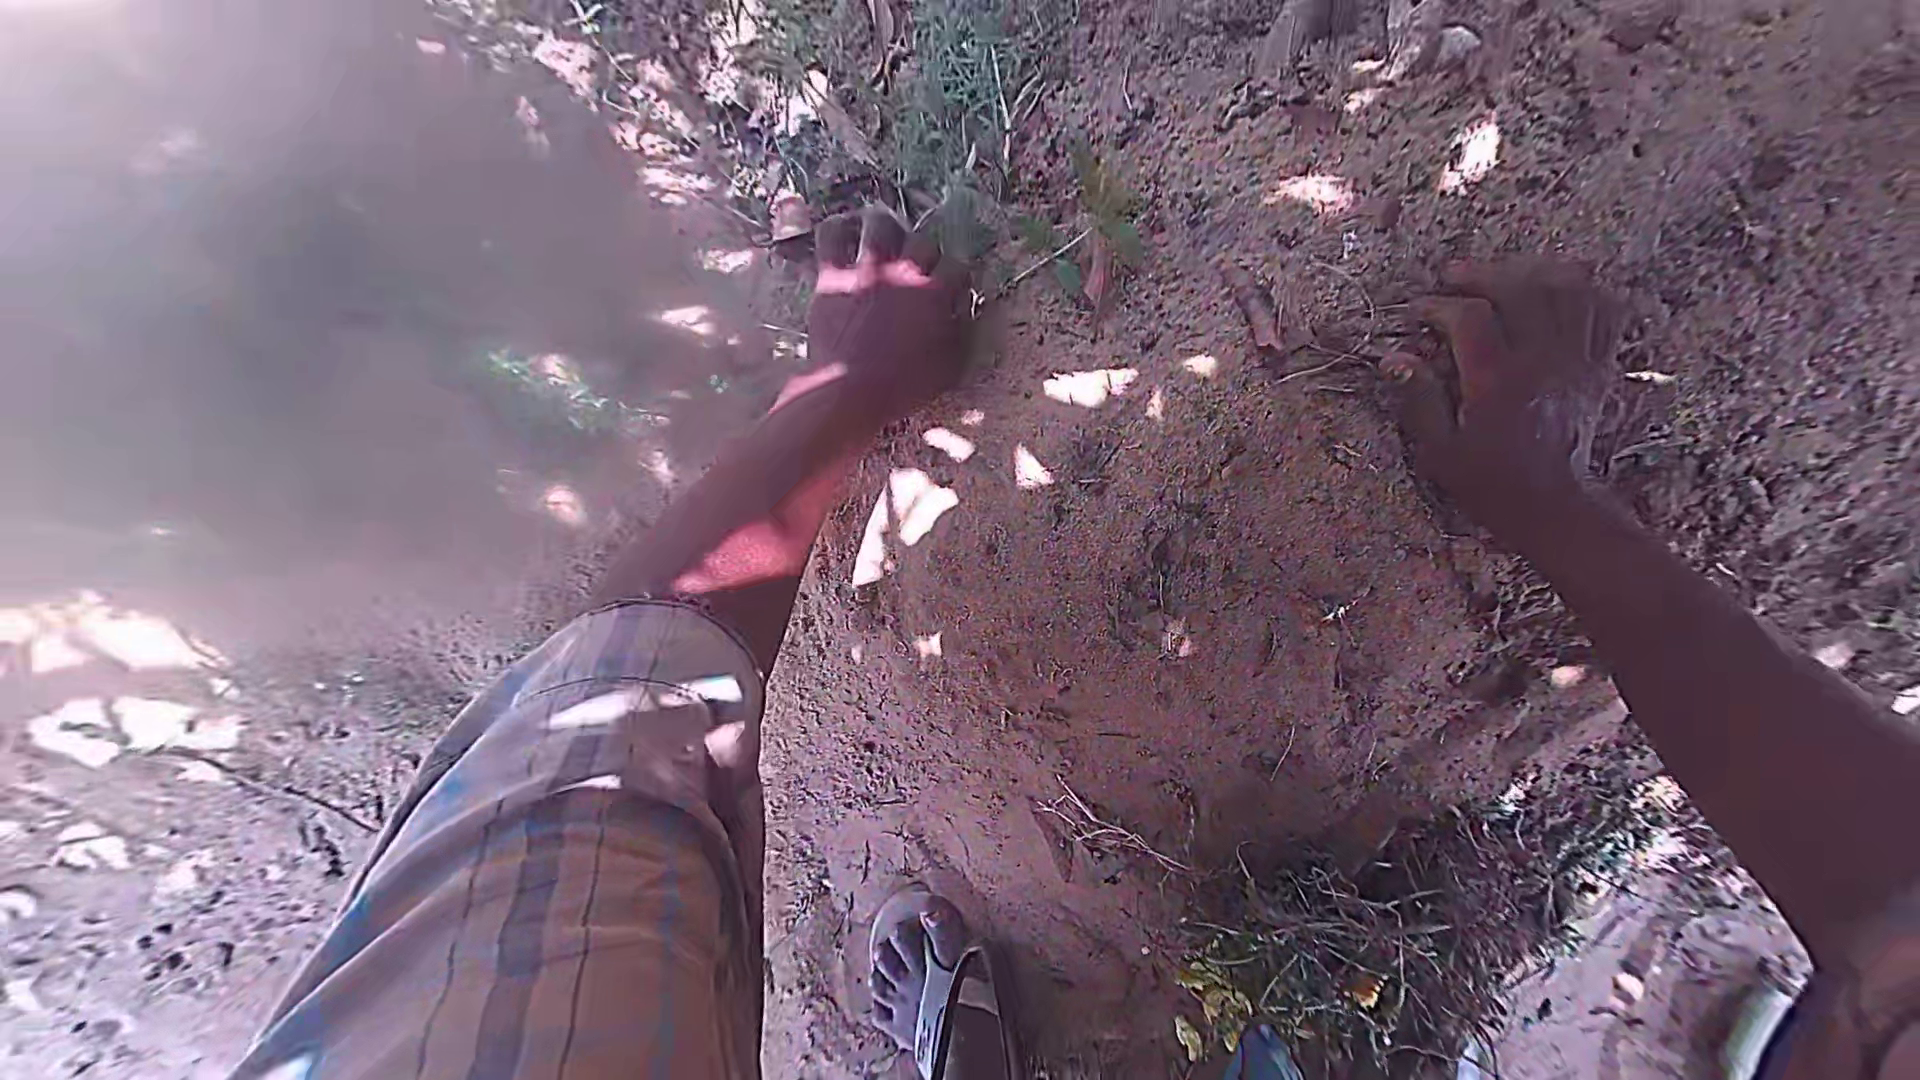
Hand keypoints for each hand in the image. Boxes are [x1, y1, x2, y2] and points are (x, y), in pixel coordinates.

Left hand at [805, 205, 971, 418]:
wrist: (851, 391)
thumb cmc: (903, 386)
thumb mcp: (948, 368)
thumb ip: (963, 336)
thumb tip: (969, 315)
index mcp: (935, 294)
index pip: (958, 267)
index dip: (958, 276)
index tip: (955, 287)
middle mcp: (904, 273)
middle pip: (923, 241)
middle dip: (926, 252)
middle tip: (921, 266)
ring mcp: (867, 270)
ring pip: (881, 225)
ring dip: (887, 229)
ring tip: (887, 236)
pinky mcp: (833, 276)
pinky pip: (832, 236)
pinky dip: (839, 229)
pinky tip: (845, 233)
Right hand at [1385, 259, 1621, 541]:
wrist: (1547, 501)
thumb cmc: (1482, 477)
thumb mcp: (1435, 446)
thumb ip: (1418, 398)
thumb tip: (1395, 359)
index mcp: (1498, 380)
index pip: (1472, 319)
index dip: (1439, 306)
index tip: (1416, 311)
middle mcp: (1544, 360)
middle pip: (1522, 291)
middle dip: (1482, 276)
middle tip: (1452, 275)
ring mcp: (1579, 359)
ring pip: (1569, 290)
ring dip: (1533, 273)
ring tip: (1503, 274)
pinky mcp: (1599, 365)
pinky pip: (1606, 311)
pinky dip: (1584, 290)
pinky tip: (1558, 289)